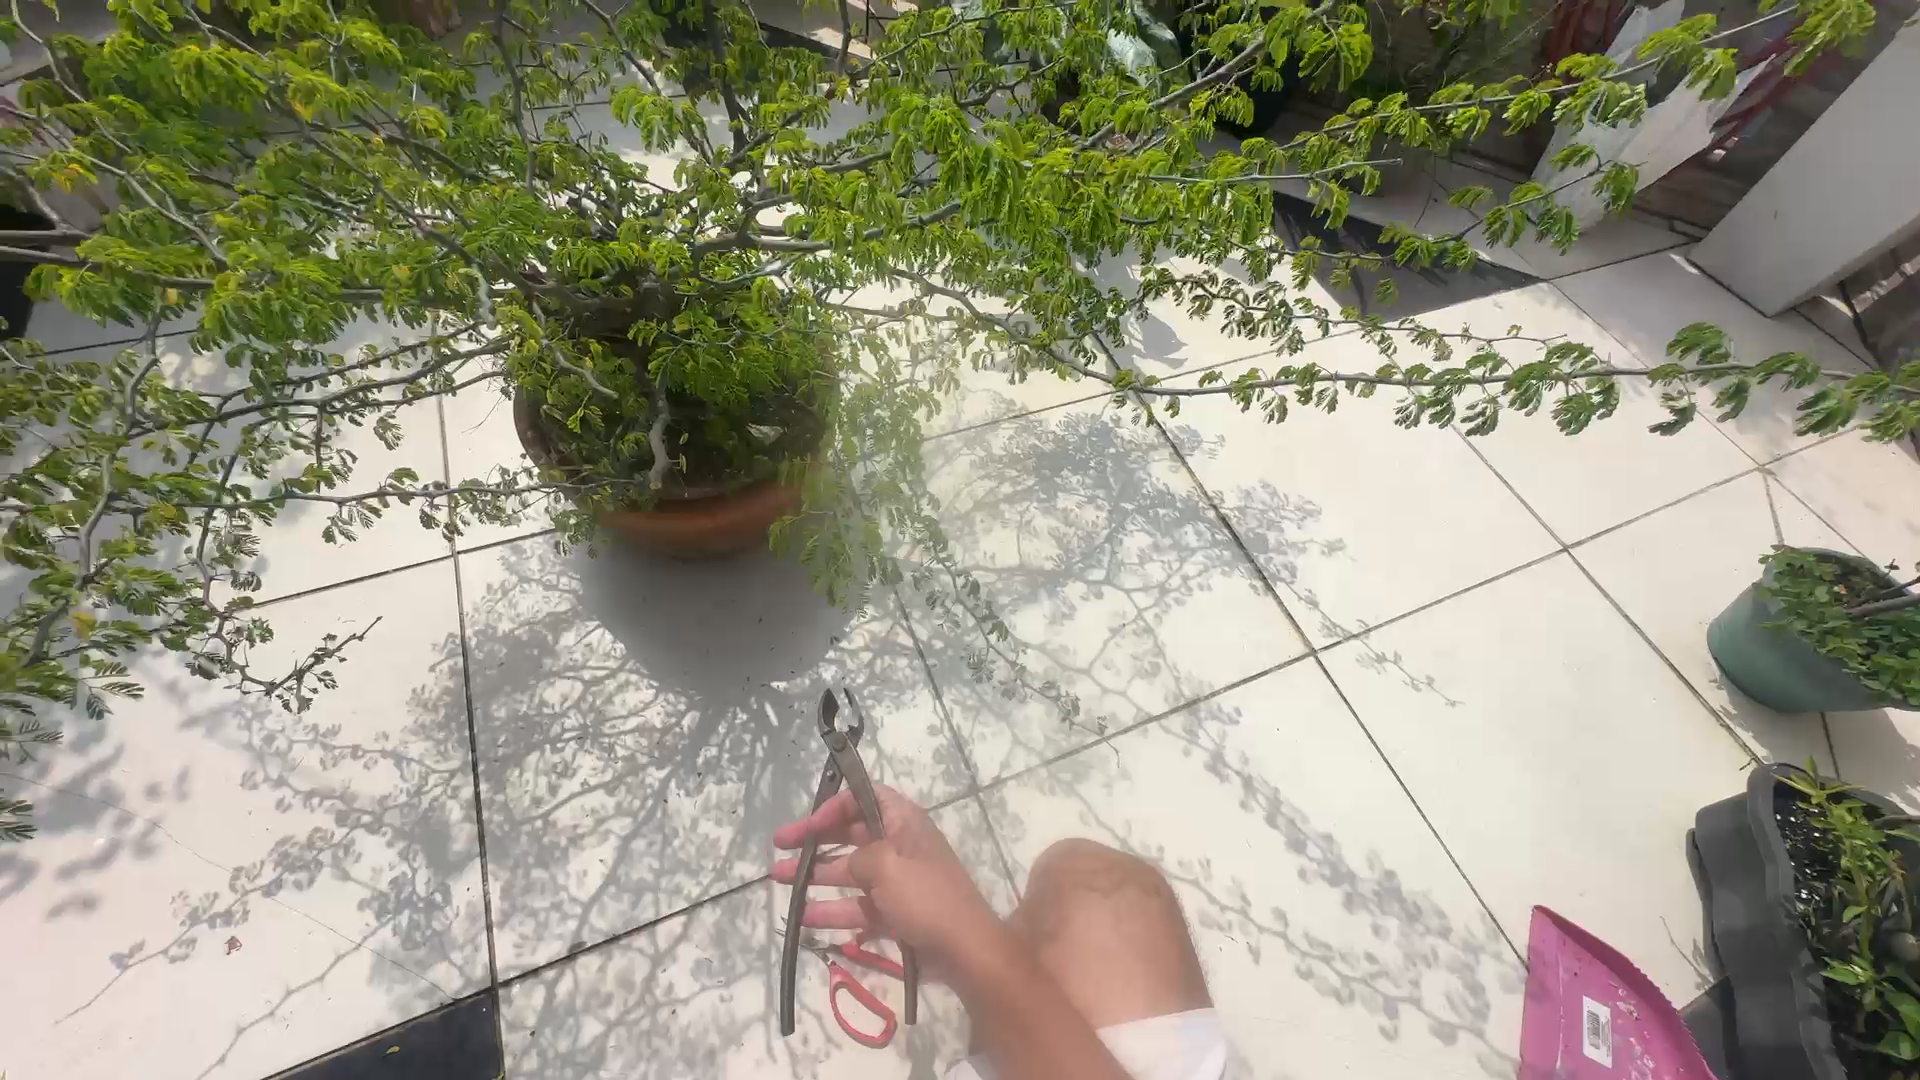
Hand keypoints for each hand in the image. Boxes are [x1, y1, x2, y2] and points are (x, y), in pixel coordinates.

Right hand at [772, 783, 1004, 974]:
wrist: (964, 949)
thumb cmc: (926, 896)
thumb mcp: (887, 866)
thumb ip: (858, 857)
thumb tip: (849, 863)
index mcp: (904, 821)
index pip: (865, 797)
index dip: (834, 805)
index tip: (807, 824)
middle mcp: (898, 845)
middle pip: (850, 834)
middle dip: (815, 840)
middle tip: (778, 847)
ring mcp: (895, 880)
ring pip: (849, 872)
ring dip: (814, 875)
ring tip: (776, 881)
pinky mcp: (893, 912)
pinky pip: (856, 906)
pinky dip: (832, 910)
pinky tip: (803, 918)